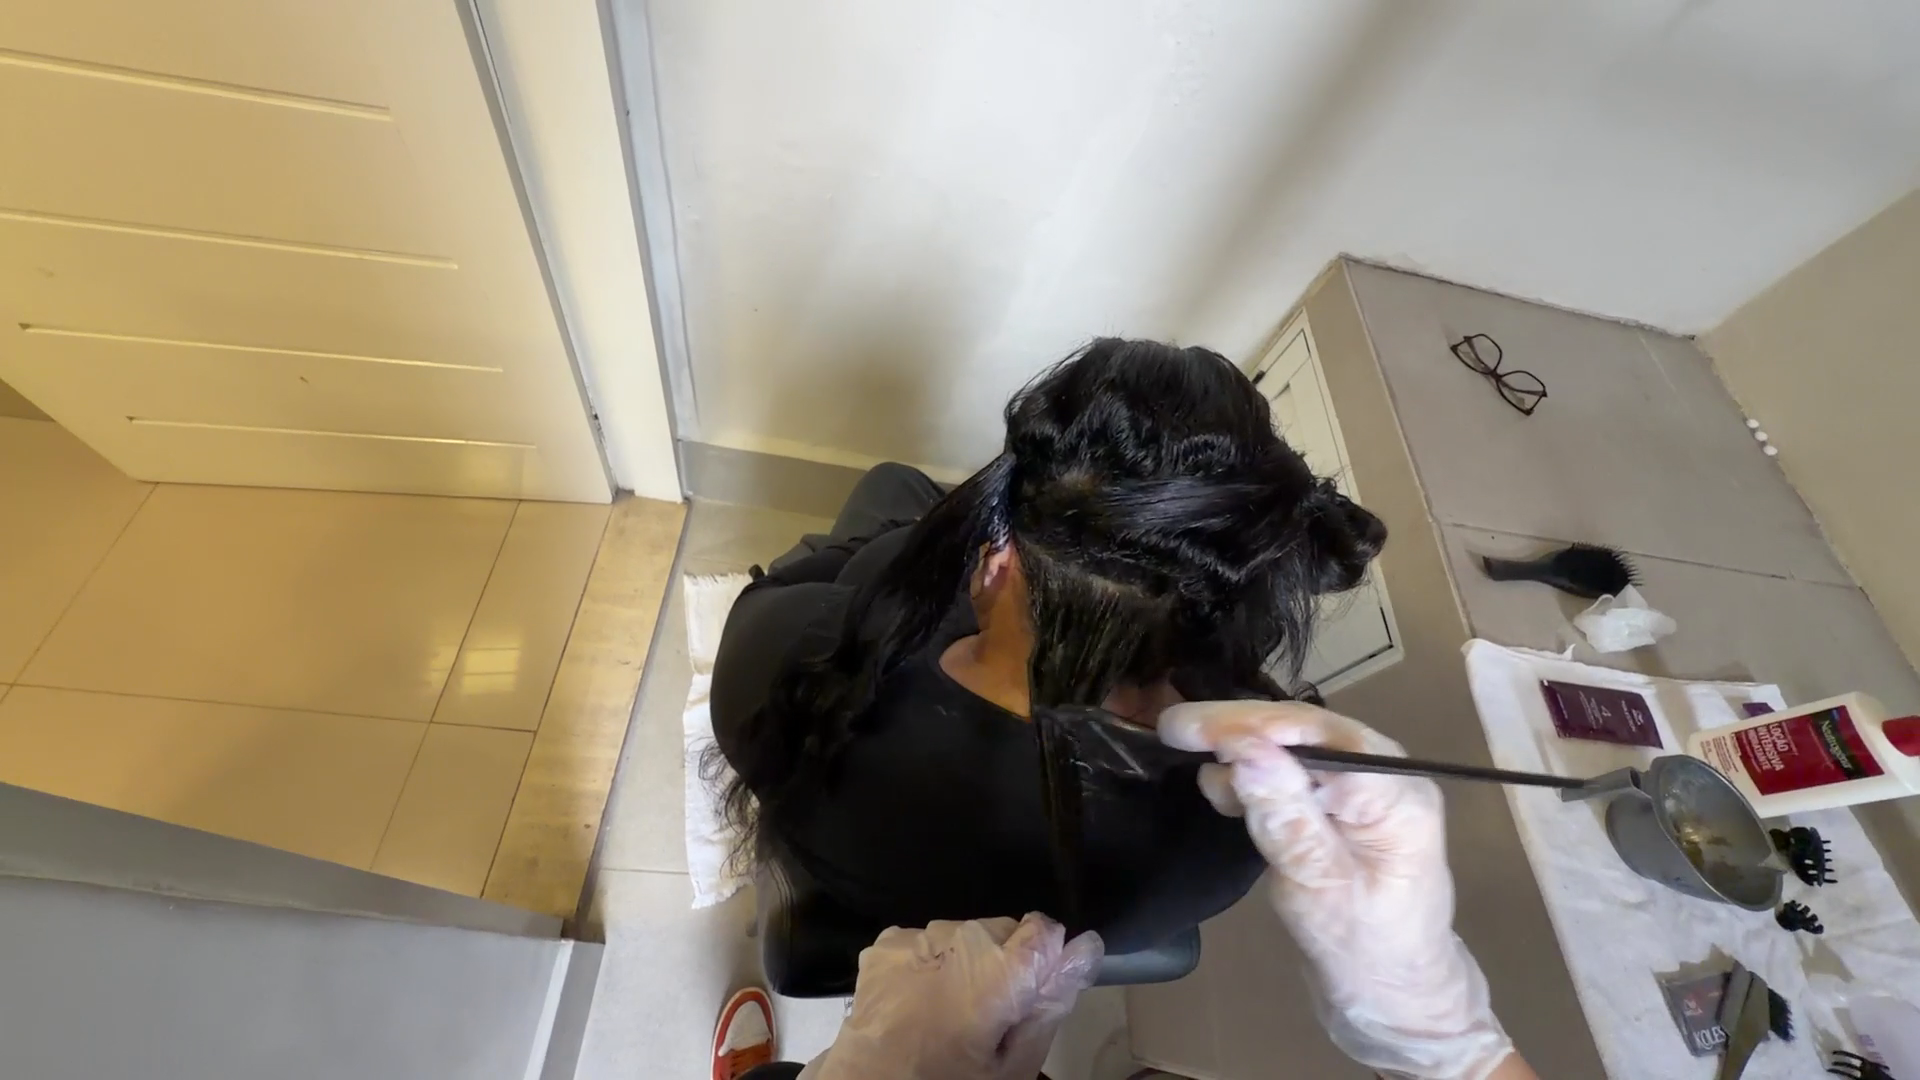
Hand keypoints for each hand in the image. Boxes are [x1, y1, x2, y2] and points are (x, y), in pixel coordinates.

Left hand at [806, 914, 1103, 1079]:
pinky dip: (929, 963)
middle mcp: (961, 934)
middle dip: (1004, 962)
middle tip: (986, 1015)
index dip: (1046, 959)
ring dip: (965, 962)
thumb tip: (1084, 946)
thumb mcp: (1014, 1066)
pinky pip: (926, 941)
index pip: (1045, 928)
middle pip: (1003, 930)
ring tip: (947, 1012)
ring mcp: (919, 933)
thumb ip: (1052, 1002)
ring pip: (963, 934)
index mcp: (999, 968)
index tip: (1033, 991)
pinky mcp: (888, 940)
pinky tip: (917, 1001)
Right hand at [1161, 700, 1514, 1079]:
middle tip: (1172, 726)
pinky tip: (1223, 789)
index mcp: (1393, 790)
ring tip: (1191, 758)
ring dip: (1236, 746)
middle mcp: (1378, 773)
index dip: (1248, 724)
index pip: (1314, 735)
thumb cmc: (1363, 949)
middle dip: (1233, 725)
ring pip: (1283, 743)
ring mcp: (1354, 785)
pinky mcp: (1331, 800)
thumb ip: (1285, 816)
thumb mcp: (1320, 886)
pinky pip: (1281, 767)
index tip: (1189, 727)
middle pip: (1296, 728)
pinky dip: (1246, 771)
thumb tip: (1242, 749)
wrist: (1392, 999)